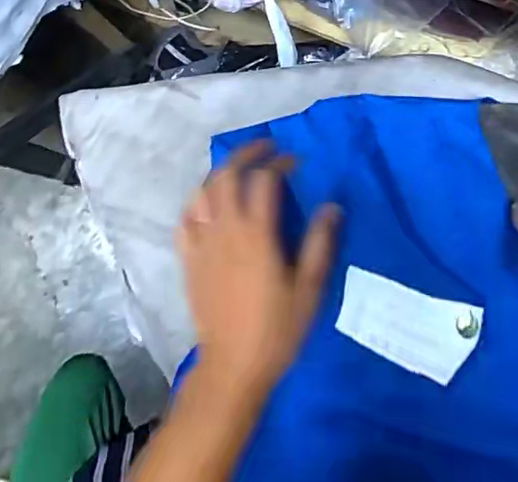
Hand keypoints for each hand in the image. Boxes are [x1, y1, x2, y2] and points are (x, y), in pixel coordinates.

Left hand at [178, 140, 341, 394]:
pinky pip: (185, 218)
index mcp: (256, 234)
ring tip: (237, 172)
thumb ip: (319, 244)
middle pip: (227, 173)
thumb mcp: (308, 290)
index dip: (279, 162)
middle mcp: (225, 229)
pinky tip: (207, 205)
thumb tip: (332, 207)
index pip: (264, 179)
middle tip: (265, 150)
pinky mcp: (187, 258)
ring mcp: (202, 242)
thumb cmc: (276, 330)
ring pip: (203, 191)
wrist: (232, 367)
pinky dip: (196, 203)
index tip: (294, 161)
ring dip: (220, 174)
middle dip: (245, 153)